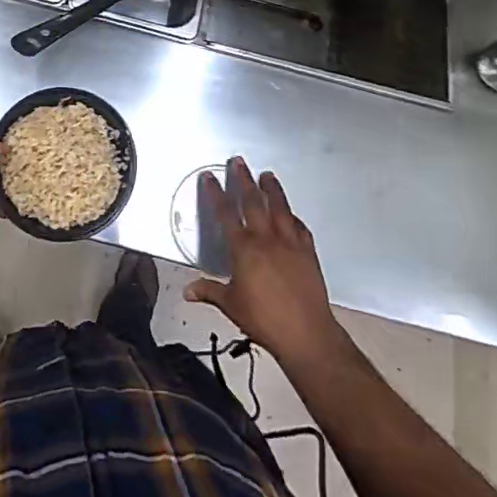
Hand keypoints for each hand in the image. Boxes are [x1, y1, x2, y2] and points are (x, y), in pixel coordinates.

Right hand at [185, 158, 347, 364]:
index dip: (217, 194)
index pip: (226, 214)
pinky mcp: (309, 254)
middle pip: (254, 203)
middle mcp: (267, 240)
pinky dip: (294, 218)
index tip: (210, 177)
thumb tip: (187, 291)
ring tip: (268, 175)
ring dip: (273, 190)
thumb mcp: (230, 304)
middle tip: (239, 162)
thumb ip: (209, 292)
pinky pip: (300, 229)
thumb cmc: (263, 319)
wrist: (306, 334)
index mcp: (244, 249)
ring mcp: (291, 245)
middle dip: (244, 181)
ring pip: (280, 210)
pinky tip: (291, 215)